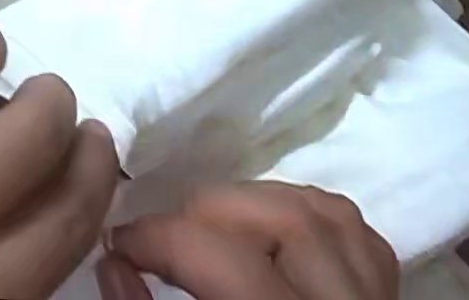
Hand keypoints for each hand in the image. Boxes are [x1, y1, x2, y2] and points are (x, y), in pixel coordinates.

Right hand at [96, 183, 398, 299]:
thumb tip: (113, 262)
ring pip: (325, 215)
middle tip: (169, 241)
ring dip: (257, 204)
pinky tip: (268, 238)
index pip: (229, 263)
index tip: (118, 246)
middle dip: (210, 213)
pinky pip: (356, 234)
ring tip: (213, 232)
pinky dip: (307, 217)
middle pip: (288, 222)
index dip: (158, 239)